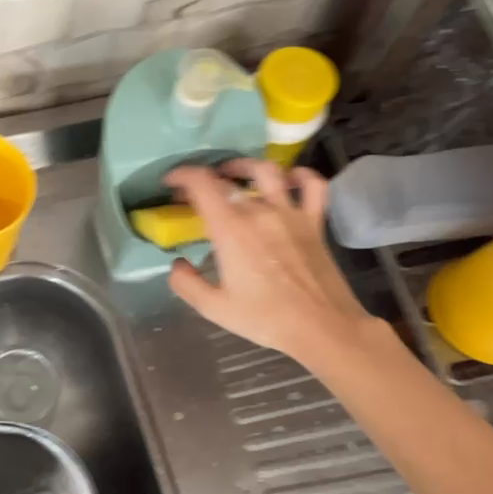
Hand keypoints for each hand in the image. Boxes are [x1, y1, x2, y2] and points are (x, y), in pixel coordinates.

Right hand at [164, 160, 383, 366]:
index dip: (182, 176)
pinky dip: (301, 176)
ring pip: (268, 171)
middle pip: (228, 180)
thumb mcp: (213, 308)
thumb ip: (186, 284)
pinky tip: (290, 179)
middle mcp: (260, 212)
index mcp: (231, 230)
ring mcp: (291, 214)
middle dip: (204, 181)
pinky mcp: (315, 222)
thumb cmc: (265, 319)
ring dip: (246, 166)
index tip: (171, 184)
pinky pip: (313, 186)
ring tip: (234, 173)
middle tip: (193, 195)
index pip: (202, 185)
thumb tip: (178, 264)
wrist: (321, 327)